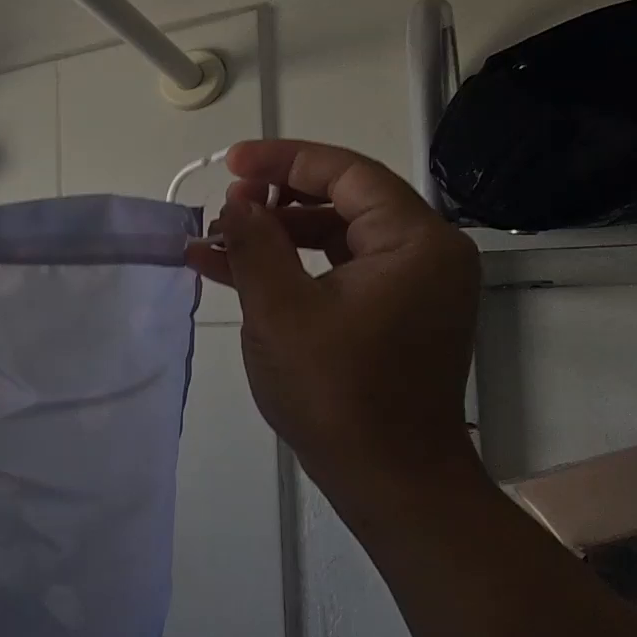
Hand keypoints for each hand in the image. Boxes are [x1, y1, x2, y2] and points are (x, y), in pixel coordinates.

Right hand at [184, 141, 480, 507]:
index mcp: (414, 242)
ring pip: (333, 238)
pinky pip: (335, 272)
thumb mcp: (279, 309)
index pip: (348, 174)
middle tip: (220, 206)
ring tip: (212, 241)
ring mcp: (410, 288)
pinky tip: (232, 272)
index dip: (284, 161)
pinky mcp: (391, 315)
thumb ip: (255, 243)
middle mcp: (424, 255)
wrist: (386, 474)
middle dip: (274, 200)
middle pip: (343, 202)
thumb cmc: (334, 388)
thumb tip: (237, 201)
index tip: (230, 164)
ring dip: (273, 236)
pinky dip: (289, 268)